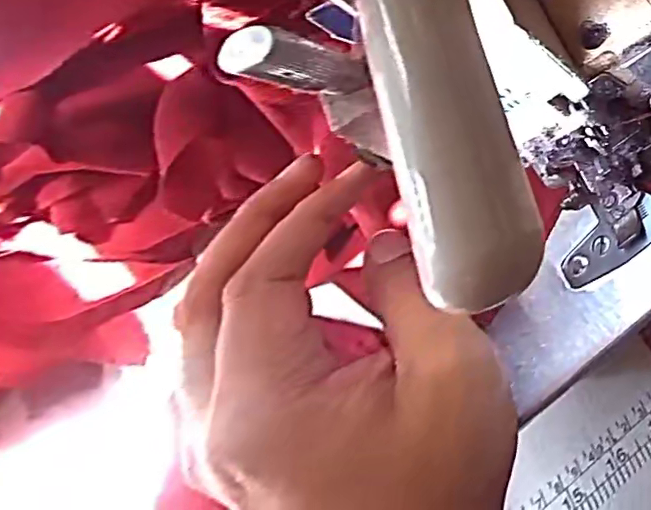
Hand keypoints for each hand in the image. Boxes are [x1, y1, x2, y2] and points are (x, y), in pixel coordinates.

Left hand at [174, 156, 516, 509]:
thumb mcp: (448, 367)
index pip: (258, 279)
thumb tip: (384, 243)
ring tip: (311, 206)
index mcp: (264, 404)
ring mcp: (228, 431)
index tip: (355, 179)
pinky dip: (267, 289)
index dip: (308, 214)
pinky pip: (235, 343)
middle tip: (311, 171)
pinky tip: (314, 269)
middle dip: (258, 218)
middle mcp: (222, 420)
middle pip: (202, 295)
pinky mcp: (254, 431)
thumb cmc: (437, 483)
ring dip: (256, 250)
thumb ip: (412, 292)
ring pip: (207, 320)